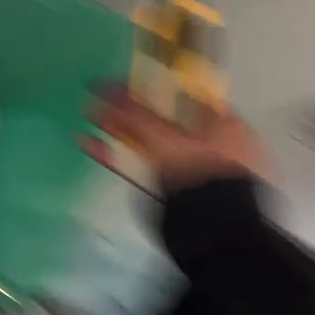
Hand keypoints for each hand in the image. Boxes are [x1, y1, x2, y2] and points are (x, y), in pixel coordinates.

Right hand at [79, 90, 266, 190]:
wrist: (214, 232)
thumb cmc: (200, 172)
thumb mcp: (165, 137)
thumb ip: (133, 112)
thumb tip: (104, 85)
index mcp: (226, 127)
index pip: (188, 97)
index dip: (155, 87)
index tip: (126, 82)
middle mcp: (213, 146)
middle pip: (163, 120)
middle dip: (128, 110)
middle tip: (100, 100)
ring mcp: (192, 169)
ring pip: (148, 143)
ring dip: (117, 130)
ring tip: (89, 117)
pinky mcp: (172, 190)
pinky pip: (140, 166)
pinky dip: (115, 155)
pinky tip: (88, 144)